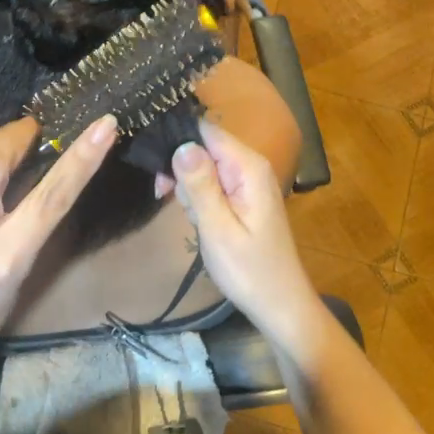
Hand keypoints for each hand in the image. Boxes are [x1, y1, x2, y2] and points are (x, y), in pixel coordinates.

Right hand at [168, 120, 324, 344]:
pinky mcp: (244, 199)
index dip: (177, 141)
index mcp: (248, 168)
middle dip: (180, 167)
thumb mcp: (217, 228)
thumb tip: (181, 145)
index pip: (206, 130)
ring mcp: (249, 183)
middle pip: (204, 146)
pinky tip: (200, 221)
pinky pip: (214, 185)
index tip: (154, 165)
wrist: (279, 303)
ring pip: (205, 167)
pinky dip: (200, 199)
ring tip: (191, 218)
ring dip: (188, 187)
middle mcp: (252, 167)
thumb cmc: (248, 270)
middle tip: (165, 197)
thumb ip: (200, 185)